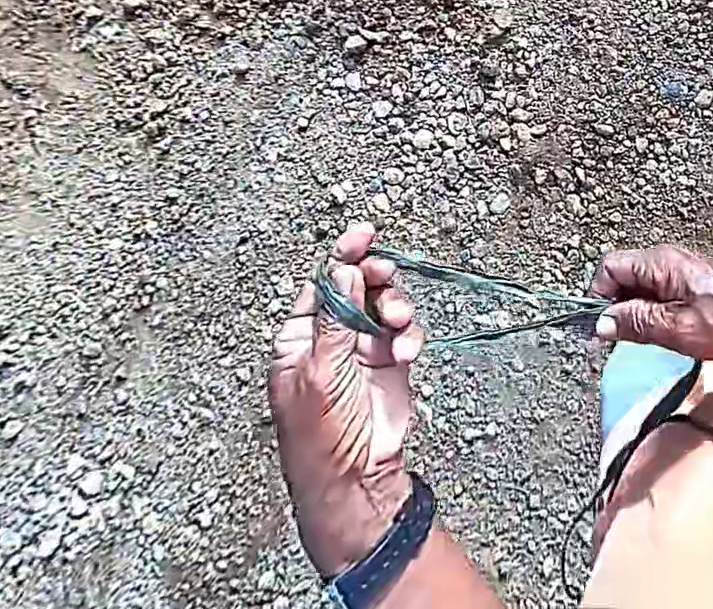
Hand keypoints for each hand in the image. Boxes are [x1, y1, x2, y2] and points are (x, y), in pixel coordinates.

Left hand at [269, 223, 427, 575]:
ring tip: (397, 325)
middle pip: (360, 286)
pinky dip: (410, 337)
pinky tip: (405, 355)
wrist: (356, 476)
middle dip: (376, 279)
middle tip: (385, 275)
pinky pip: (407, 331)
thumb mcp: (320, 372)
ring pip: (387, 304)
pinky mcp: (392, 358)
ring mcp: (365, 346)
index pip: (323, 284)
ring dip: (396, 308)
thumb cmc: (320, 434)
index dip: (343, 257)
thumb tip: (343, 269)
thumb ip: (335, 318)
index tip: (364, 235)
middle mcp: (334, 336)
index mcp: (302, 337)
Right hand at [590, 244, 712, 360]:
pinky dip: (653, 311)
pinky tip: (666, 333)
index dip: (598, 297)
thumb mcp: (679, 329)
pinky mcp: (694, 282)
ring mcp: (682, 269)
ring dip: (634, 312)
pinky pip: (659, 291)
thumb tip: (601, 322)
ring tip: (646, 340)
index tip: (601, 330)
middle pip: (622, 276)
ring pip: (640, 286)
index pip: (608, 267)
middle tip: (621, 340)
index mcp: (660, 263)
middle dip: (615, 307)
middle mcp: (667, 259)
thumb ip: (637, 323)